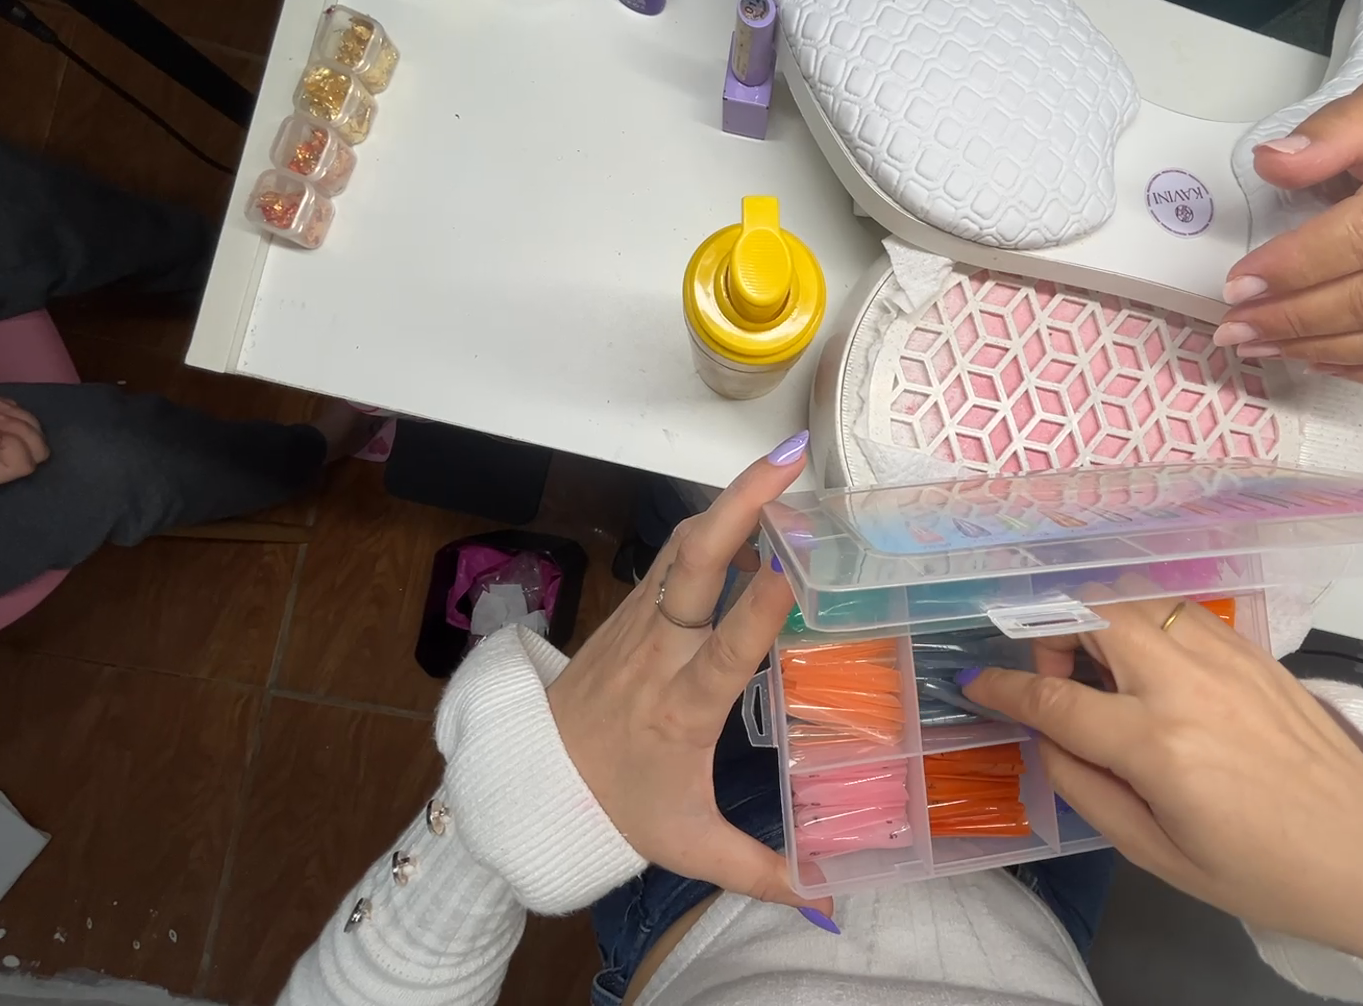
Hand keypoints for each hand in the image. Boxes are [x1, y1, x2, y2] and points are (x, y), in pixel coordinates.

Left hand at [546, 435, 827, 919]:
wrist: (531, 780)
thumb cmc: (614, 805)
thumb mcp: (686, 843)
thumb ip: (760, 870)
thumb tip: (830, 901)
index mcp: (681, 706)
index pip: (726, 649)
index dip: (761, 605)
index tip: (800, 560)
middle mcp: (660, 651)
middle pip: (696, 567)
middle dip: (741, 506)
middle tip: (789, 462)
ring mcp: (639, 621)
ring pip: (682, 548)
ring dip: (727, 501)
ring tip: (776, 463)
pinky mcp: (628, 610)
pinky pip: (672, 556)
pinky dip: (710, 522)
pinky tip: (743, 504)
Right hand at [962, 589, 1362, 962]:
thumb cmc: (1264, 872)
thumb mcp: (1157, 854)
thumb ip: (1084, 786)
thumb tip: (1044, 734)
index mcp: (1159, 747)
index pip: (1053, 699)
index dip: (1003, 687)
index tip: (975, 681)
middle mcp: (1185, 684)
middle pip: (1087, 614)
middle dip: (1051, 636)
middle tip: (1062, 680)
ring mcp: (1222, 656)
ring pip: (1128, 597)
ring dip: (1094, 621)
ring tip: (1107, 672)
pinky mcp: (1248, 647)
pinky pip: (1172, 608)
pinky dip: (1140, 622)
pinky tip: (1151, 665)